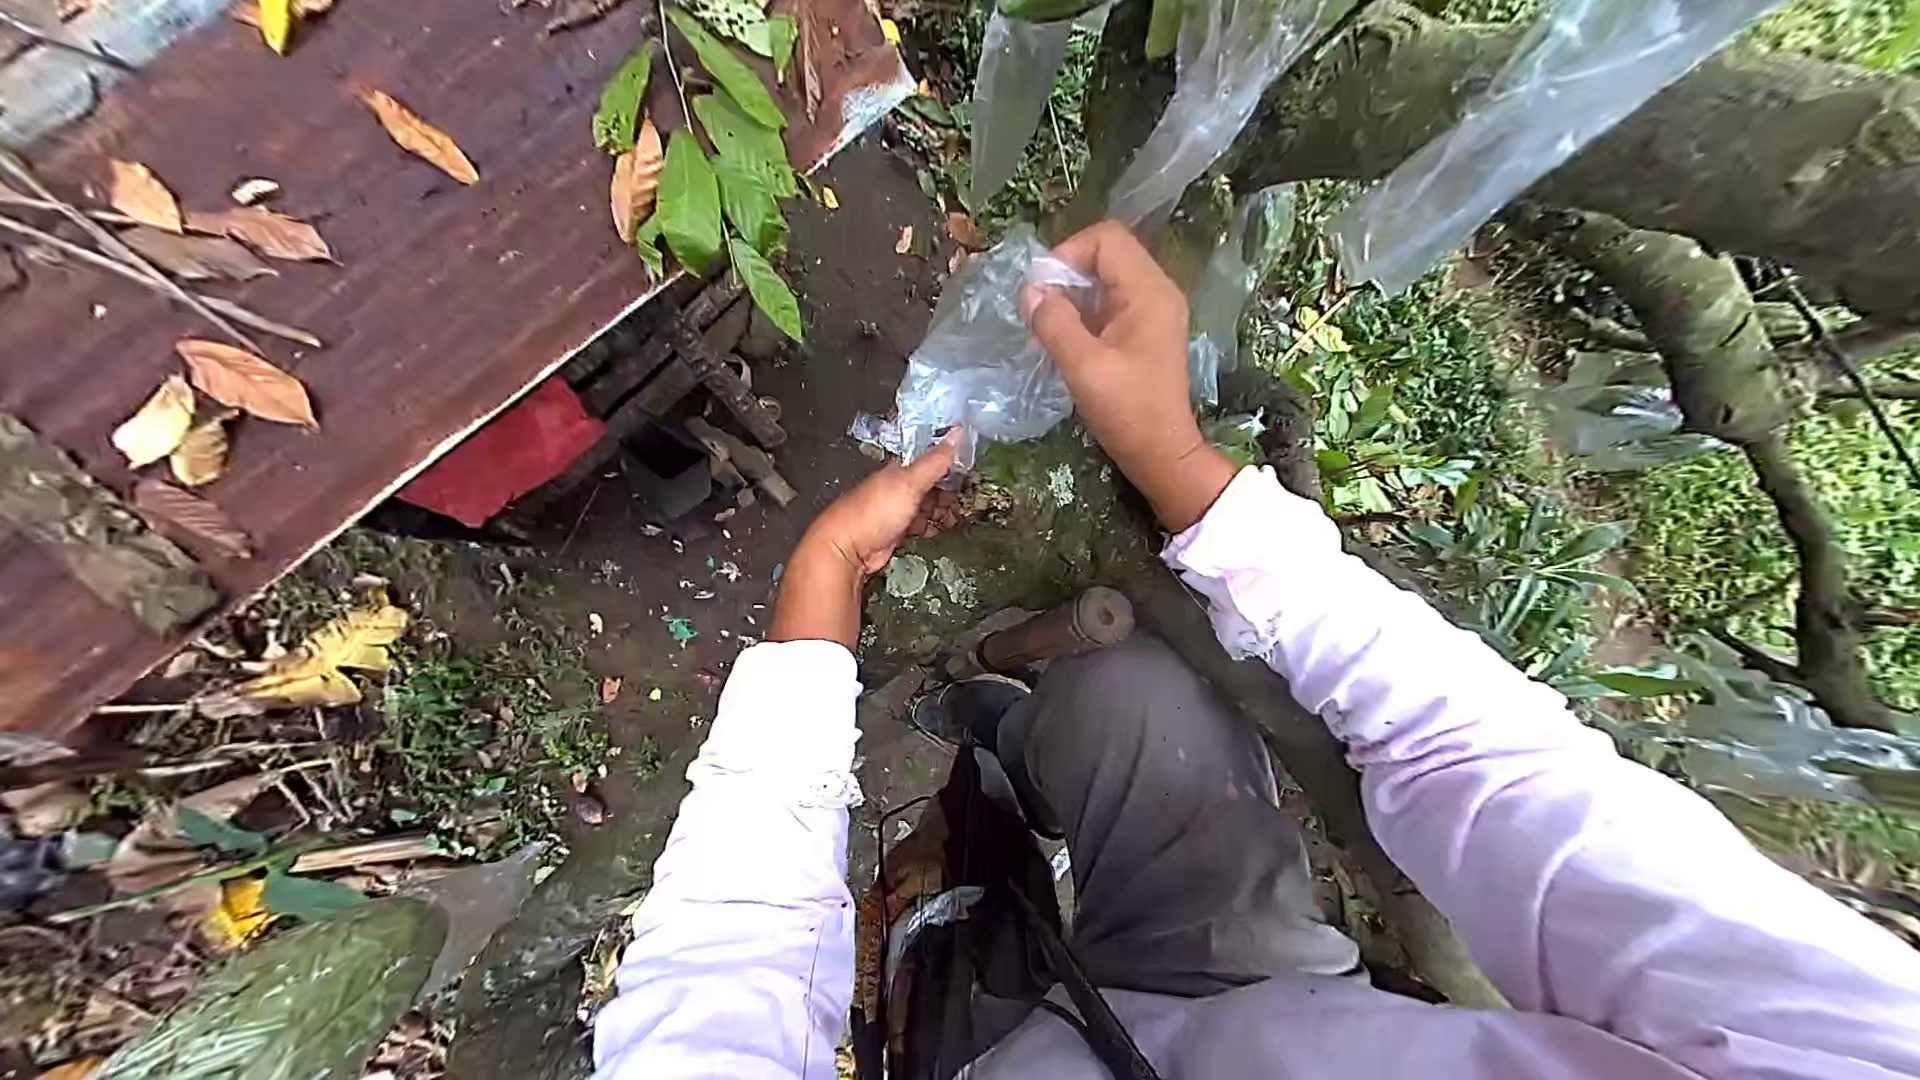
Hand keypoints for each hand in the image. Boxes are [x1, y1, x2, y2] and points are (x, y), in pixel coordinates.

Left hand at [769, 430, 960, 646]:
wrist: (846, 549)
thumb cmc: (871, 512)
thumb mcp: (909, 482)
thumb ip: (935, 460)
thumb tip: (957, 431)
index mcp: (901, 468)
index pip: (932, 458)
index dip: (953, 461)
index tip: (975, 467)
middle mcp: (900, 486)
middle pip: (934, 483)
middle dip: (954, 489)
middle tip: (975, 496)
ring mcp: (899, 510)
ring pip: (930, 506)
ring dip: (947, 510)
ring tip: (965, 514)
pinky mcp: (899, 531)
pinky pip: (924, 525)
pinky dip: (936, 526)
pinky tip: (947, 529)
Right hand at [1024, 220, 1236, 530]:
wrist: (1161, 453)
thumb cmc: (1128, 412)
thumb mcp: (1085, 368)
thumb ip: (1055, 325)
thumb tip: (1029, 292)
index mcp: (1148, 292)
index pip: (1105, 240)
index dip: (1066, 255)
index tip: (1039, 291)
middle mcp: (1154, 293)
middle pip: (1104, 257)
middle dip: (1064, 278)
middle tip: (1037, 311)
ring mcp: (1150, 314)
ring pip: (1102, 283)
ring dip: (1070, 299)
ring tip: (1045, 329)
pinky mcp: (1141, 335)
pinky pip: (1106, 308)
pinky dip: (1080, 317)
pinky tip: (1062, 343)